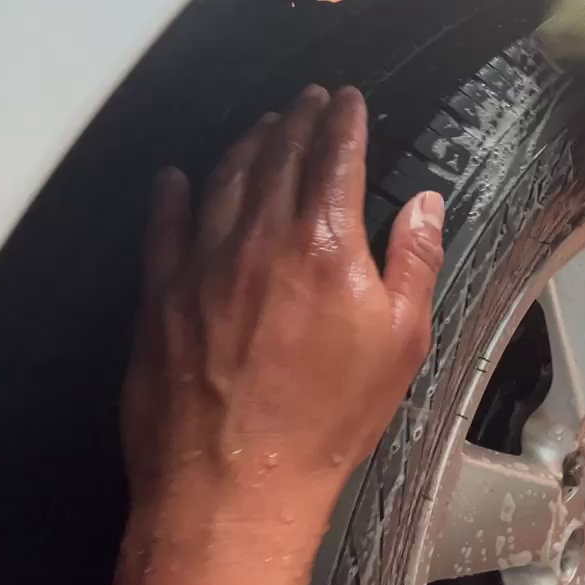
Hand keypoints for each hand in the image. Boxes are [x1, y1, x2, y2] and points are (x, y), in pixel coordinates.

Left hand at [121, 84, 444, 535]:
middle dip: (298, 118)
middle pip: (279, 156)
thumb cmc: (332, 414)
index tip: (349, 99)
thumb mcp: (401, 341)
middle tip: (309, 98)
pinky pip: (163, 228)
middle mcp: (260, 238)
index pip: (335, 157)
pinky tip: (175, 176)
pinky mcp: (160, 297)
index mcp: (324, 244)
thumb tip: (425, 202)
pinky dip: (170, 195)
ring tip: (263, 124)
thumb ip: (414, 261)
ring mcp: (202, 264)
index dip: (344, 121)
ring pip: (224, 179)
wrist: (237, 485)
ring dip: (247, 144)